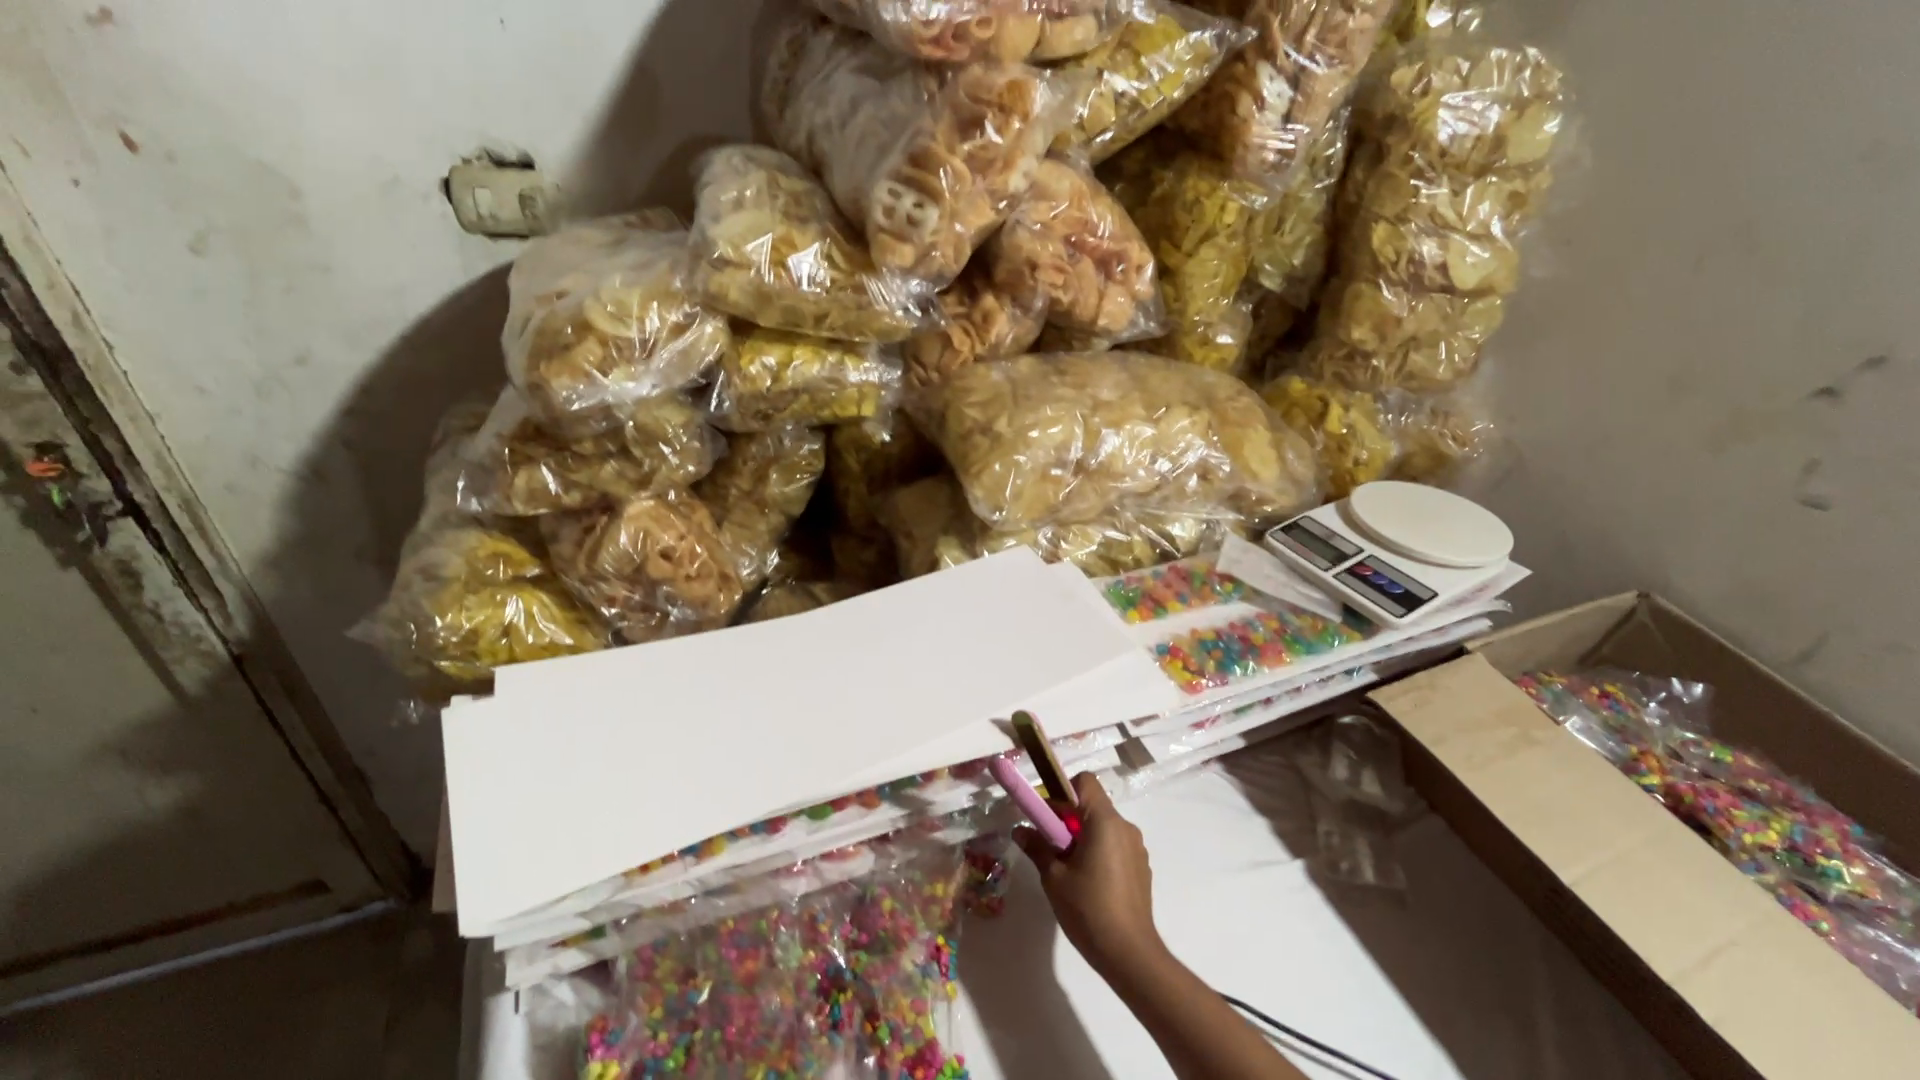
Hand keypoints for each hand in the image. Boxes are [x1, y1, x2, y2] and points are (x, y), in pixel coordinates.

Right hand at [1012, 773, 1166, 977]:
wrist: (1129, 953)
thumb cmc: (1088, 909)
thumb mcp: (1053, 877)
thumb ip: (1037, 847)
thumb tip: (1020, 830)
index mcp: (1104, 822)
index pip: (1084, 782)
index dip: (1062, 791)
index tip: (1046, 815)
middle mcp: (1125, 828)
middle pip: (1092, 806)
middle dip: (1066, 819)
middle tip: (1046, 845)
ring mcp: (1136, 848)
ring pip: (1102, 828)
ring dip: (1081, 837)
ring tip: (1064, 869)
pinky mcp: (1140, 867)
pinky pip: (1114, 846)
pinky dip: (1097, 852)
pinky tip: (1086, 884)